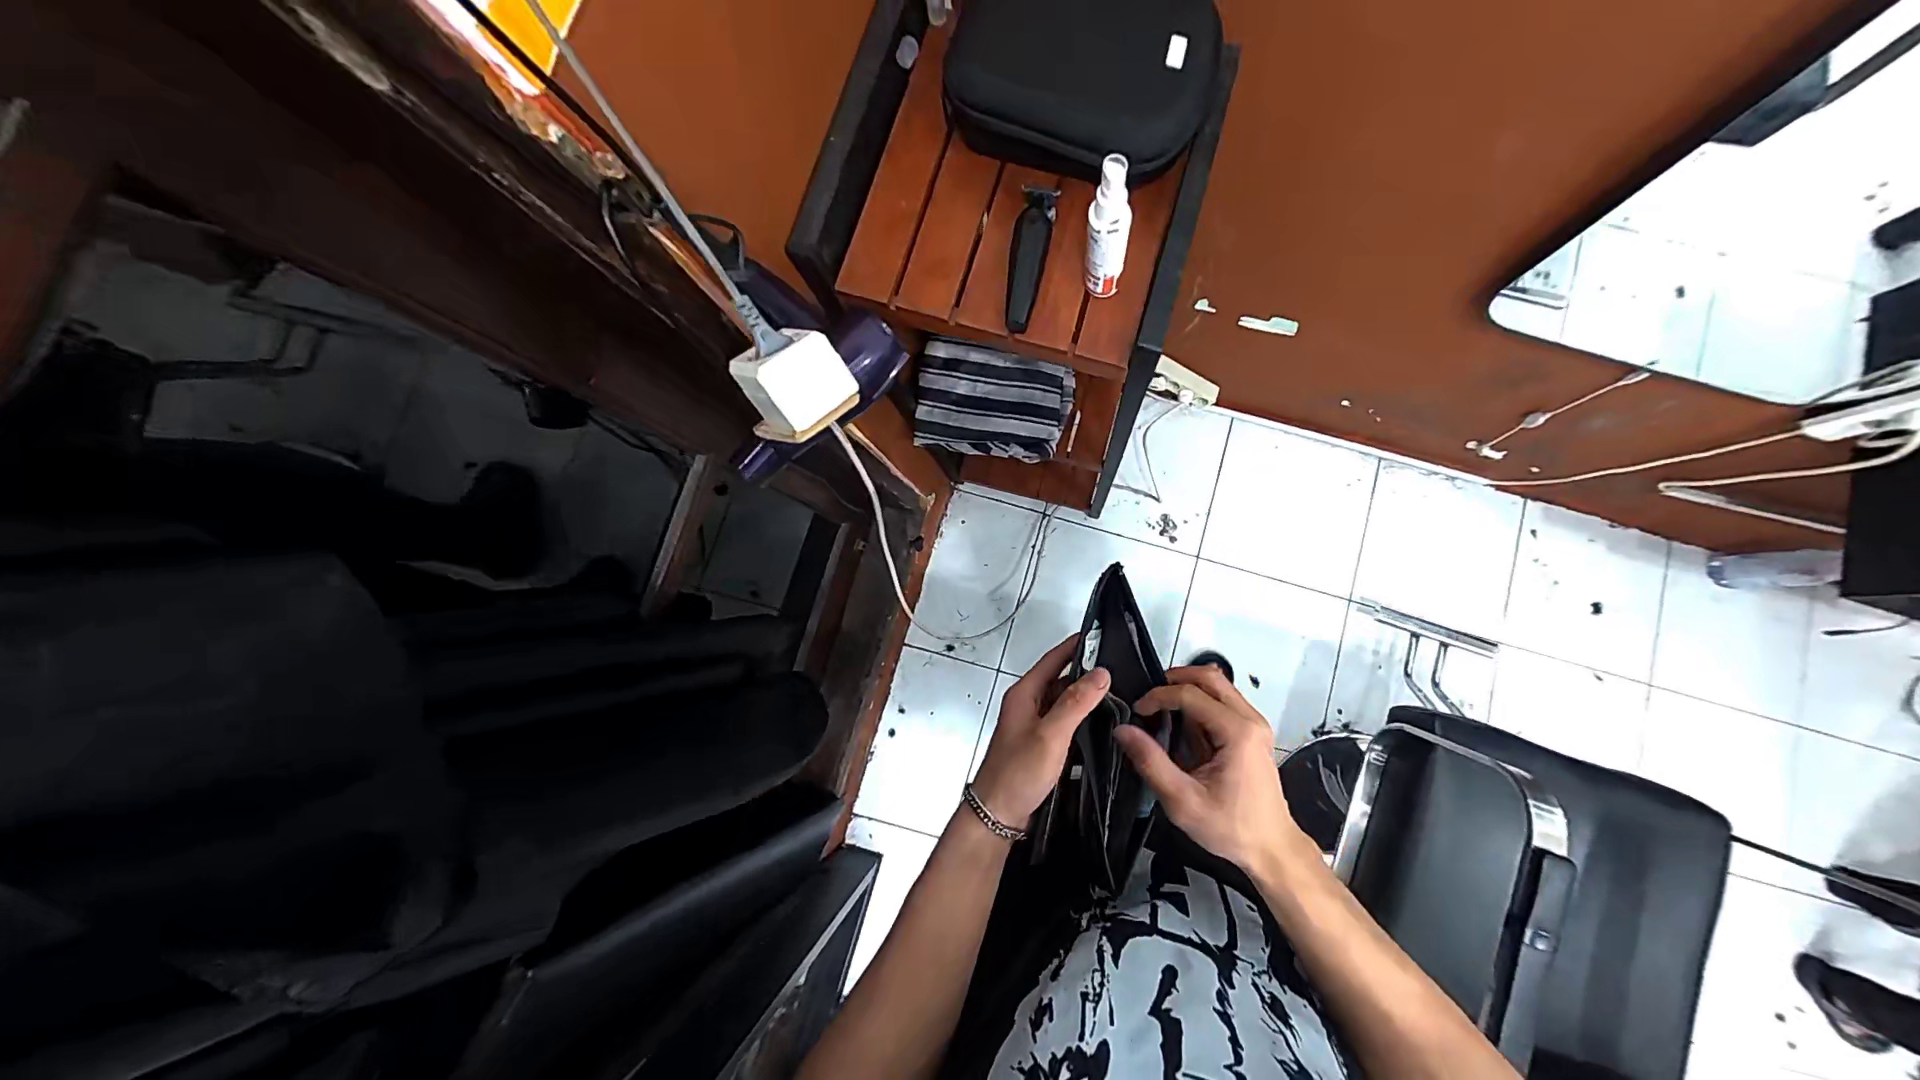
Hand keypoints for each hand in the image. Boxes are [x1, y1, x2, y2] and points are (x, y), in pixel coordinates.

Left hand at [969, 636, 1109, 829]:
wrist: (998, 814)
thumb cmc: (1017, 773)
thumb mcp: (1051, 734)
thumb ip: (1076, 702)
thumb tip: (1100, 673)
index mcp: (1024, 694)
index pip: (1053, 659)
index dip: (1075, 646)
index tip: (1099, 635)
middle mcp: (1027, 705)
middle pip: (1060, 680)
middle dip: (1086, 674)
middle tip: (1118, 669)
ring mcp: (1033, 725)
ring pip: (1063, 702)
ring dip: (1085, 699)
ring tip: (1117, 695)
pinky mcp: (1039, 744)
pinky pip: (1063, 723)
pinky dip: (1080, 720)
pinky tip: (1100, 726)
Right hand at [1113, 666, 1319, 875]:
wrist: (1272, 849)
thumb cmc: (1233, 828)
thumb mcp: (1182, 800)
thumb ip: (1150, 761)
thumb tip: (1124, 731)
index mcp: (1237, 733)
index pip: (1190, 693)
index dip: (1157, 697)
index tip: (1138, 711)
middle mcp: (1250, 722)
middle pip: (1209, 676)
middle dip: (1174, 680)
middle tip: (1149, 698)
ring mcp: (1254, 726)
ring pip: (1217, 686)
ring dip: (1187, 690)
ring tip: (1162, 711)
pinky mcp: (1251, 734)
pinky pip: (1222, 703)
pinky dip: (1199, 704)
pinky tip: (1183, 726)